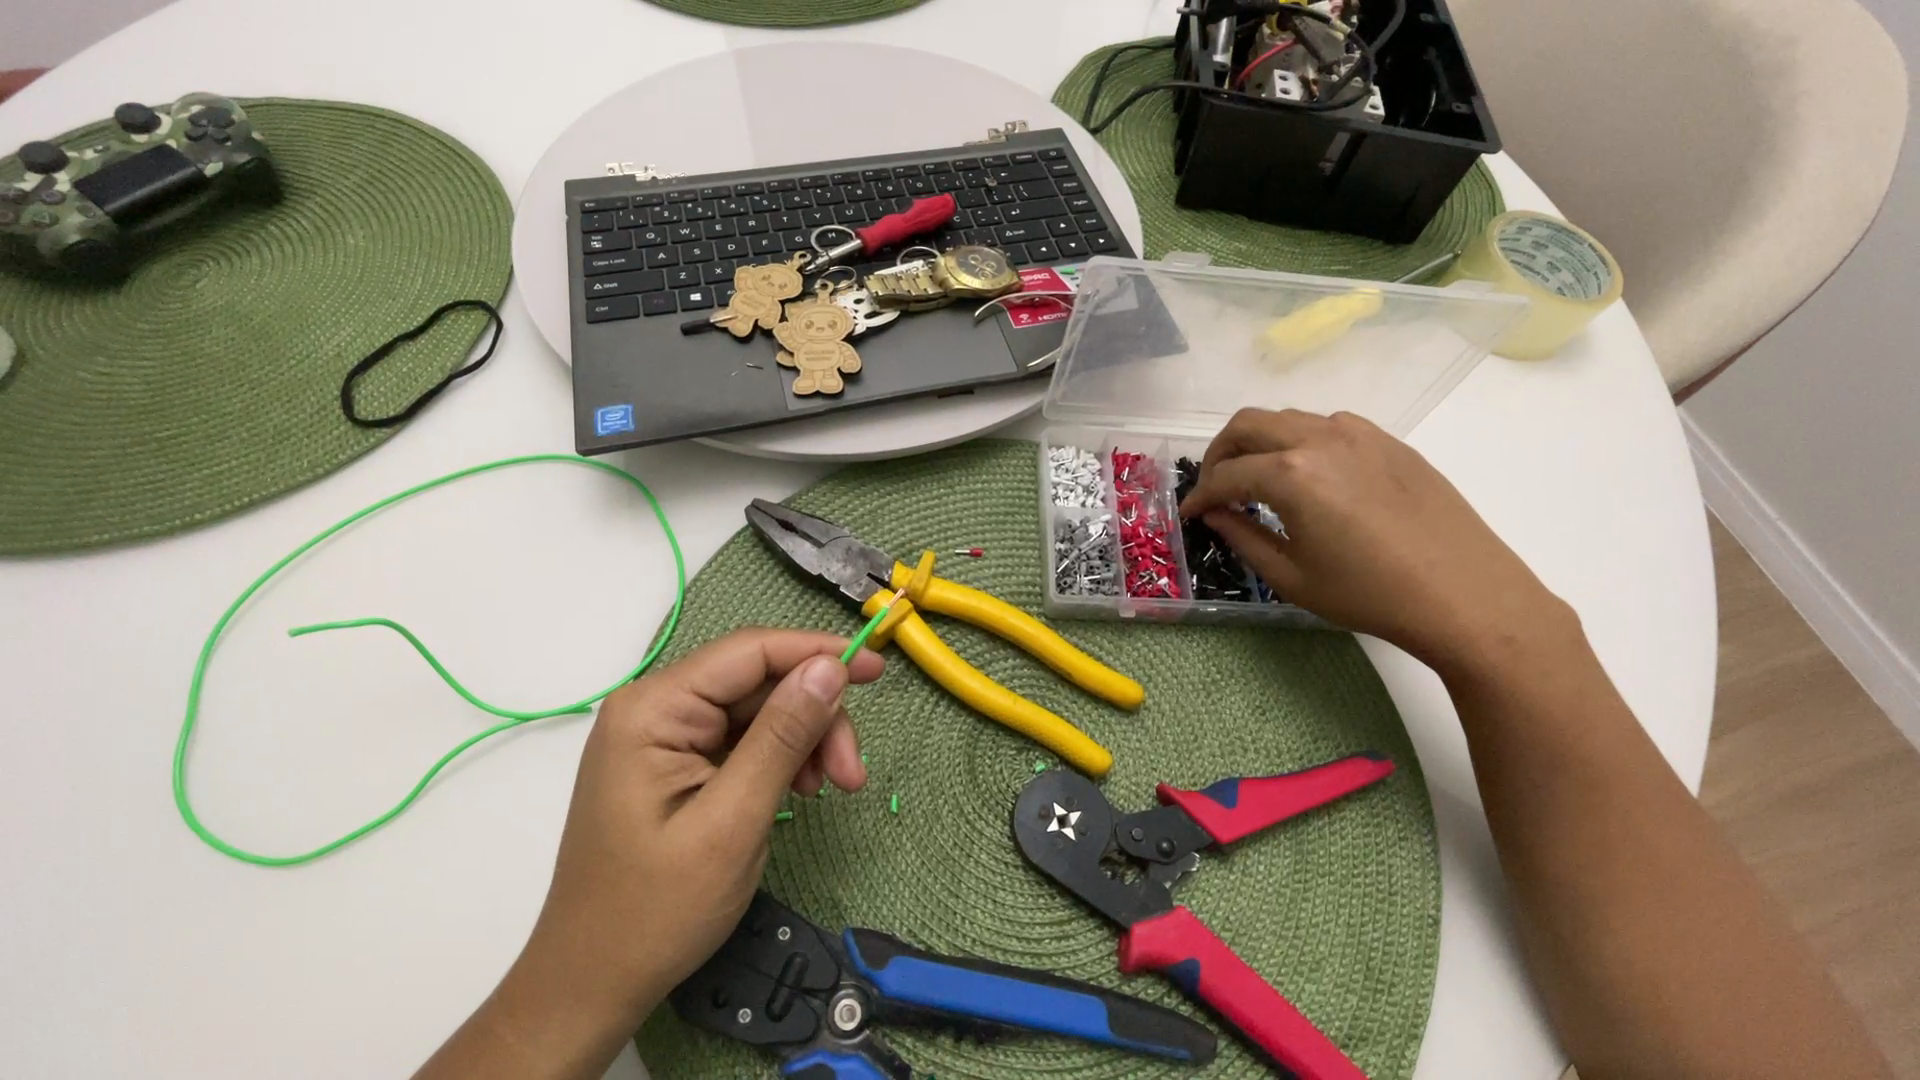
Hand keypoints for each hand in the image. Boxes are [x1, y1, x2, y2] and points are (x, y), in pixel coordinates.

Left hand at [529, 629, 882, 1021]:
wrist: (594, 983)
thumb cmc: (657, 909)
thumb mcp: (733, 821)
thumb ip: (782, 737)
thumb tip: (830, 667)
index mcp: (653, 709)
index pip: (750, 652)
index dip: (817, 652)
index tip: (877, 668)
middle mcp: (655, 709)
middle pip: (758, 683)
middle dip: (814, 718)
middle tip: (852, 774)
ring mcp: (663, 738)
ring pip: (759, 712)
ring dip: (804, 742)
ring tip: (832, 789)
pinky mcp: (676, 764)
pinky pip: (743, 740)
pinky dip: (782, 760)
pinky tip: (801, 791)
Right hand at [1179, 408, 1570, 670]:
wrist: (1465, 595)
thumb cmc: (1369, 595)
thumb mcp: (1292, 576)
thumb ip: (1243, 537)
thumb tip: (1214, 513)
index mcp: (1290, 474)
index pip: (1226, 474)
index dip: (1200, 495)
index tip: (1189, 514)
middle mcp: (1320, 439)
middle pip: (1249, 424)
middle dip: (1220, 452)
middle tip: (1214, 487)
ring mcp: (1359, 434)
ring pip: (1289, 418)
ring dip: (1260, 442)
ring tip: (1256, 480)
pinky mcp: (1389, 442)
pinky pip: (1328, 426)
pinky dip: (1300, 441)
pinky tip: (1308, 476)